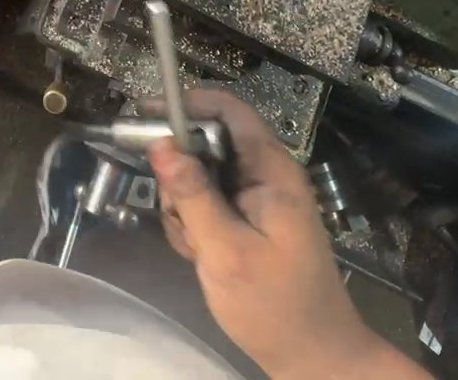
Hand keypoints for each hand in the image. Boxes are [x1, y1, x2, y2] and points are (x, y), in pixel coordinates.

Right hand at [149, 90, 418, 378]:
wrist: (312, 360)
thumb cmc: (275, 305)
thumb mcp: (227, 251)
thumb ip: (193, 195)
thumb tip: (159, 144)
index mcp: (270, 169)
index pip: (228, 109)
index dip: (187, 104)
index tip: (145, 116)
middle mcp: (262, 173)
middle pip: (206, 141)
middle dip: (180, 171)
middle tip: (175, 212)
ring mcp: (253, 195)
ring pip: (198, 172)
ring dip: (183, 203)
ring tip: (194, 244)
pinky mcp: (243, 217)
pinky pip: (203, 200)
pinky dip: (191, 221)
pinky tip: (199, 253)